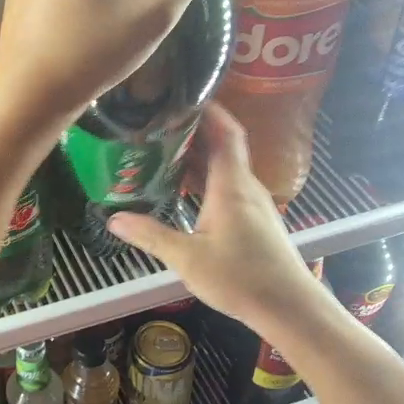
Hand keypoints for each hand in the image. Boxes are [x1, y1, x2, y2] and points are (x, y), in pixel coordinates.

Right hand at [106, 104, 329, 330]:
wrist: (289, 308)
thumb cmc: (241, 278)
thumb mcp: (187, 258)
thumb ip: (150, 235)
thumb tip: (113, 220)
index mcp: (231, 185)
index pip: (225, 133)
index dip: (209, 109)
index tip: (183, 94)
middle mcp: (245, 188)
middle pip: (221, 147)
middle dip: (191, 131)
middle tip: (156, 123)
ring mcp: (252, 205)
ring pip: (223, 169)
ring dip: (196, 157)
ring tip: (161, 150)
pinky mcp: (253, 222)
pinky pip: (226, 187)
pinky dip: (203, 179)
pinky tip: (181, 189)